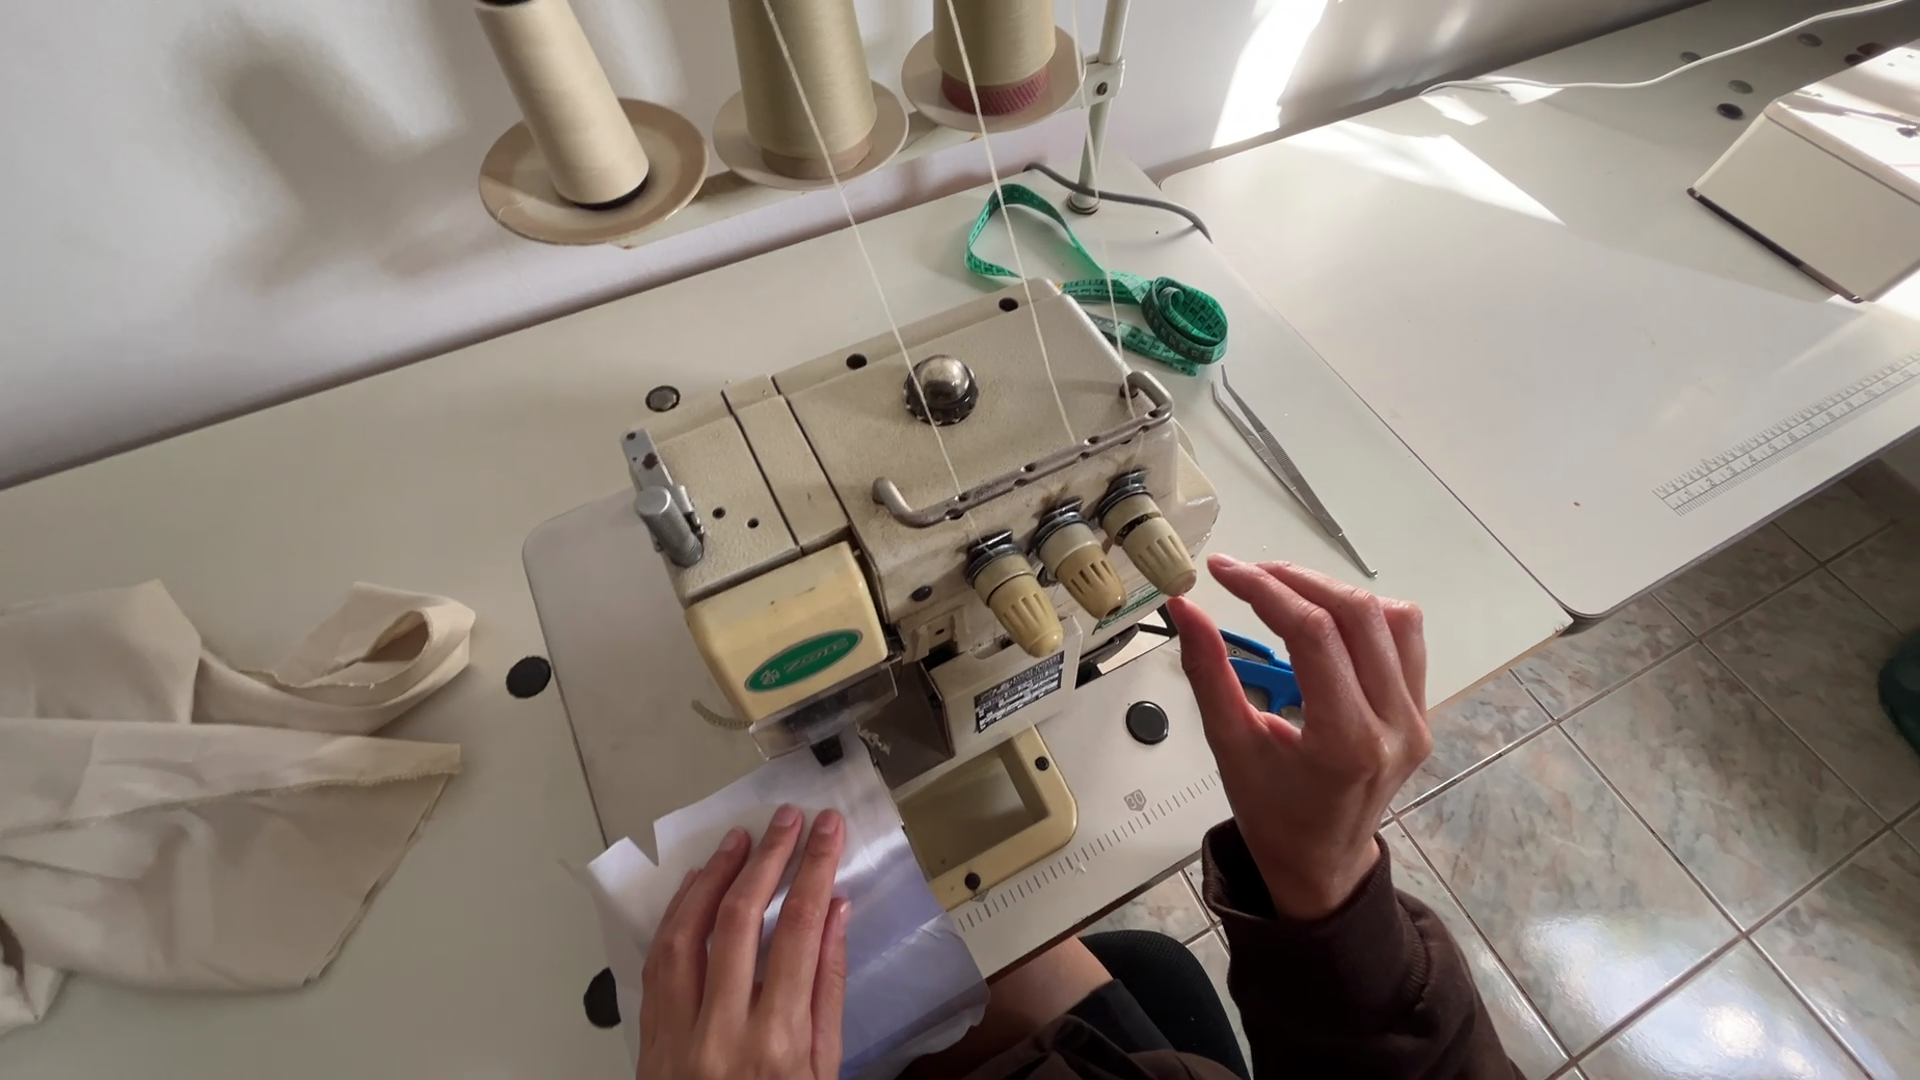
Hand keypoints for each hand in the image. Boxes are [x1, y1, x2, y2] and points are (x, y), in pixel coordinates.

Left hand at [639, 805, 850, 1079]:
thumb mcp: (823, 1071)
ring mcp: (676, 1035)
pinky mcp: (649, 1039)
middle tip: (788, 818)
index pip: (797, 928)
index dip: (814, 867)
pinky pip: (658, 961)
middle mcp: (721, 1032)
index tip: (827, 829)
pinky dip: (678, 913)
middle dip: (769, 856)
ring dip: (715, 874)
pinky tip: (697, 883)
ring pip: (687, 931)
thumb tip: (836, 909)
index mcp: (777, 1042)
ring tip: (741, 838)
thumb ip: (827, 987)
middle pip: (740, 918)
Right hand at [1167, 555, 1430, 919]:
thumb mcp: (1228, 742)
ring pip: (1392, 618)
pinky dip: (1364, 613)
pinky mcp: (1420, 711)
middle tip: (1246, 574)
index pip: (1313, 635)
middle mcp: (1396, 725)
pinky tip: (1323, 617)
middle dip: (1295, 580)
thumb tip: (1184, 606)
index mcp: (1346, 741)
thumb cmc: (1269, 810)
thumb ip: (1206, 670)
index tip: (1222, 571)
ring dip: (1332, 591)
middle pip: (1357, 615)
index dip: (1263, 590)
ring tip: (1282, 589)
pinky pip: (1405, 639)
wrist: (1321, 860)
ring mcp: (1417, 718)